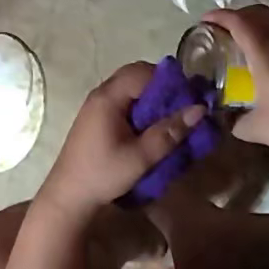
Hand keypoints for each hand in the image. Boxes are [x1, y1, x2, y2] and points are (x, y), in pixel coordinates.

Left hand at [35, 62, 203, 218]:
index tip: (190, 96)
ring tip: (171, 115)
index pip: (143, 72)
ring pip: (129, 87)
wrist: (69, 195)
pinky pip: (122, 99)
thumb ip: (169, 132)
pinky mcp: (96, 116)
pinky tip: (152, 125)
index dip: (169, 80)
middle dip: (161, 86)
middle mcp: (100, 94)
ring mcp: (96, 104)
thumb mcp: (141, 157)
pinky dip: (140, 105)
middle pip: (135, 74)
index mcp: (108, 97)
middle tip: (183, 105)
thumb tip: (199, 109)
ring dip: (151, 96)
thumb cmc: (103, 174)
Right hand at [203, 5, 268, 163]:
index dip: (220, 16)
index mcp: (264, 52)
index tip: (206, 20)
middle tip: (228, 26)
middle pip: (261, 12)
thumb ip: (239, 122)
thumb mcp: (259, 129)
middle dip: (241, 14)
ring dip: (264, 20)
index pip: (238, 22)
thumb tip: (230, 122)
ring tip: (254, 35)